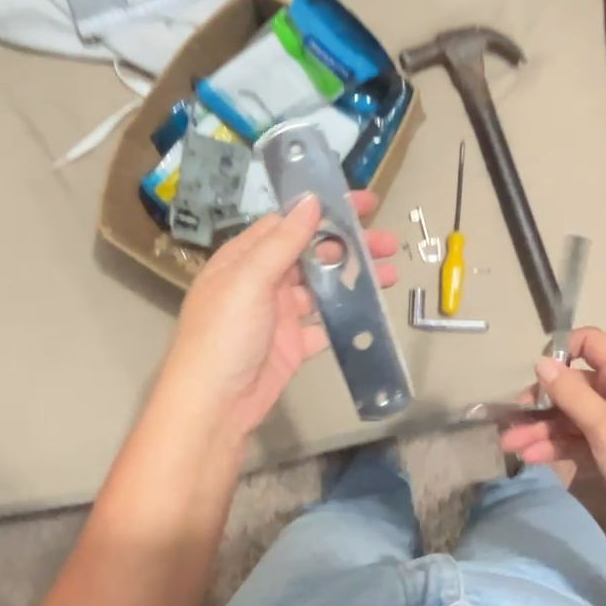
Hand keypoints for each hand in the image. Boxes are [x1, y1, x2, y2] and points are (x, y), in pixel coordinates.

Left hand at [158, 191, 398, 441]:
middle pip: (311, 254)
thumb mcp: (249, 280)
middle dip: (349, 245)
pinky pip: (324, 326)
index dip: (325, 211)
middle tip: (388, 242)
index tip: (363, 204)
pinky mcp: (292, 346)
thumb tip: (310, 201)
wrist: (214, 405)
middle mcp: (261, 282)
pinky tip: (374, 312)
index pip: (288, 223)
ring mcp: (278, 315)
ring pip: (322, 289)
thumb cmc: (224, 335)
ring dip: (354, 279)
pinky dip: (347, 319)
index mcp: (244, 258)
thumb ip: (282, 241)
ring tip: (391, 273)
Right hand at [496, 328, 605, 528]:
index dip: (563, 349)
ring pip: (569, 416)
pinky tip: (531, 457)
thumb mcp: (605, 425)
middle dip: (540, 401)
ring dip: (540, 428)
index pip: (591, 343)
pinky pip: (575, 439)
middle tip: (510, 418)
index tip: (535, 371)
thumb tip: (541, 362)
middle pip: (572, 385)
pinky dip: (555, 446)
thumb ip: (572, 393)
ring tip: (510, 446)